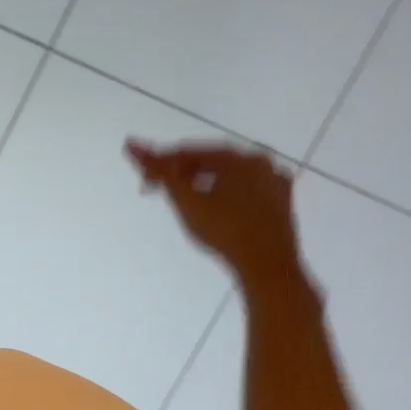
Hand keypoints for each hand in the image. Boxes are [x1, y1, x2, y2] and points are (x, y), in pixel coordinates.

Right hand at [125, 139, 300, 276]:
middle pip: (208, 161)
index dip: (160, 165)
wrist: (268, 266)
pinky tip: (210, 206)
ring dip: (199, 182)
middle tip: (157, 190)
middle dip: (179, 173)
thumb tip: (129, 142)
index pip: (188, 152)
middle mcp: (261, 162)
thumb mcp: (185, 199)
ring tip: (181, 200)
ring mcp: (275, 182)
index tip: (143, 183)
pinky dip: (221, 192)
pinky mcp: (280, 201)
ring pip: (226, 174)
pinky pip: (242, 187)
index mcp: (240, 157)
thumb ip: (158, 169)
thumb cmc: (224, 230)